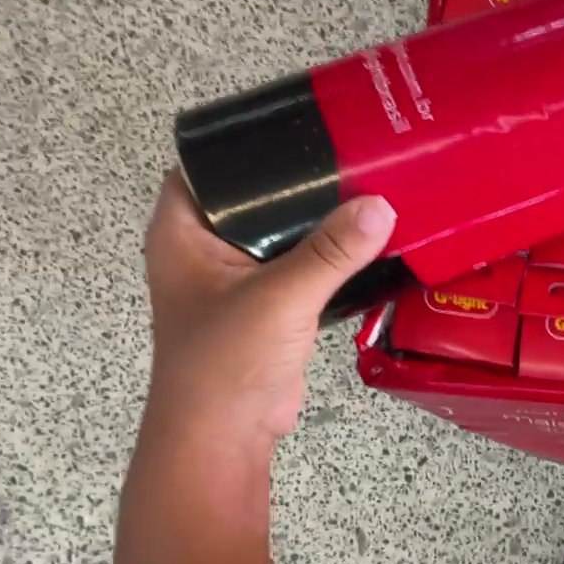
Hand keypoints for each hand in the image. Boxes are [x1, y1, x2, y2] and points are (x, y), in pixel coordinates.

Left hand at [140, 172, 395, 446]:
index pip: (211, 167)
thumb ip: (331, 253)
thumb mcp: (281, 296)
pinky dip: (334, 263)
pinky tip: (370, 252)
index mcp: (183, 232)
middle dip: (304, 186)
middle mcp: (208, 250)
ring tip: (371, 198)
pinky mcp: (273, 311)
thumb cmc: (226, 362)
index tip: (303, 129)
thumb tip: (380, 207)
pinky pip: (305, 272)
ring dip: (324, 227)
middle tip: (353, 160)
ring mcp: (241, 282)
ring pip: (286, 239)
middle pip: (259, 202)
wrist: (227, 433)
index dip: (250, 146)